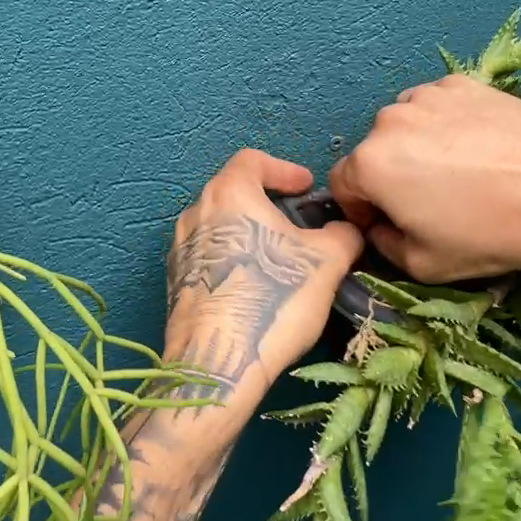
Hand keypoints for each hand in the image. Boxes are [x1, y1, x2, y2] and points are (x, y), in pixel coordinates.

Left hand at [165, 150, 361, 402]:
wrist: (218, 360)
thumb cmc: (274, 296)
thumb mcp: (327, 261)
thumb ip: (342, 234)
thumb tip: (346, 231)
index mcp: (229, 191)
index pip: (254, 160)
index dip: (284, 169)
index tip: (306, 187)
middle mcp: (197, 211)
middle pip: (234, 191)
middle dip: (267, 202)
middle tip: (296, 223)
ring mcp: (180, 247)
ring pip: (220, 225)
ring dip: (249, 232)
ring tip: (278, 257)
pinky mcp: (175, 281)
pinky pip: (208, 255)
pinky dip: (233, 258)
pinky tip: (255, 285)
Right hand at [328, 74, 520, 283]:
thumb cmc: (488, 233)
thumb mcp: (422, 266)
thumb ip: (382, 244)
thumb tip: (379, 225)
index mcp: (370, 163)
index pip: (341, 184)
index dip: (360, 209)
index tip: (389, 224)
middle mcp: (388, 119)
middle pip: (374, 152)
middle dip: (391, 177)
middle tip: (432, 202)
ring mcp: (426, 95)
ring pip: (405, 126)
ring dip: (417, 147)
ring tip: (460, 173)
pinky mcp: (461, 83)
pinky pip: (437, 107)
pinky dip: (446, 125)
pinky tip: (480, 148)